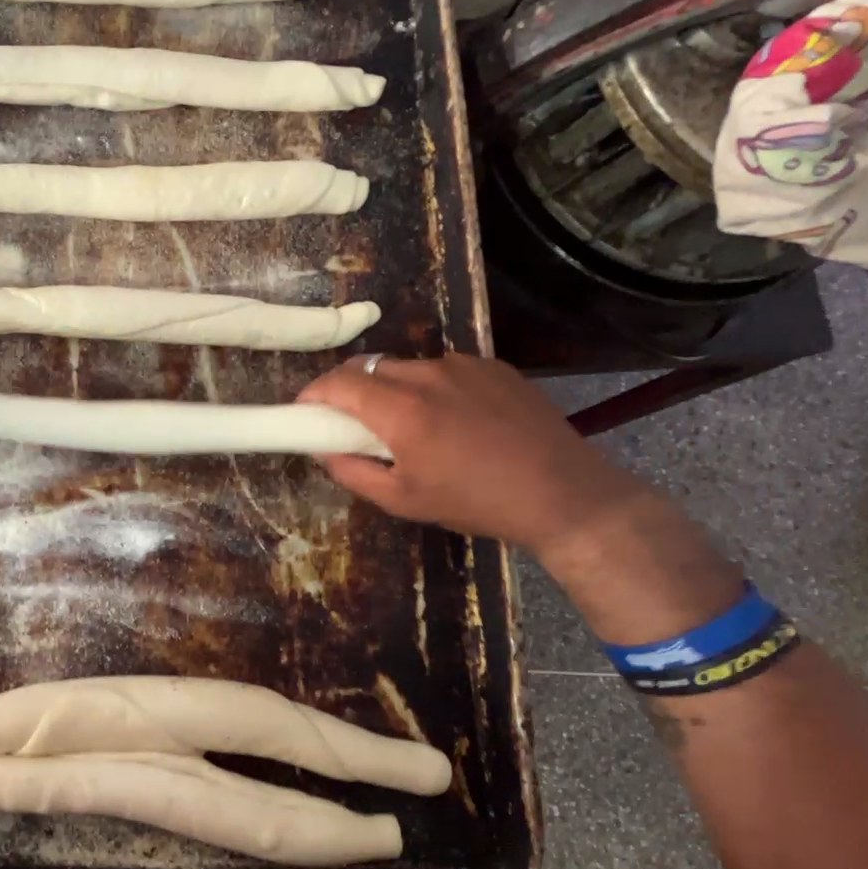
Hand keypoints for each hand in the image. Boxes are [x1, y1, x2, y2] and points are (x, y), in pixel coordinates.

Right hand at [296, 353, 649, 553]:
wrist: (564, 494)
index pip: (338, 383)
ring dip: (391, 389)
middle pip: (368, 369)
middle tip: (351, 424)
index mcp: (401, 411)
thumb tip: (323, 451)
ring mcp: (464, 366)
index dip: (312, 394)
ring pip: (406, 367)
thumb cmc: (475, 502)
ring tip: (407, 424)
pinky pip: (443, 369)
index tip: (303, 411)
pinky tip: (451, 419)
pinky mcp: (494, 366)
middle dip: (349, 391)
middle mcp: (428, 376)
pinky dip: (430, 387)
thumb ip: (352, 472)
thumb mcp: (402, 500)